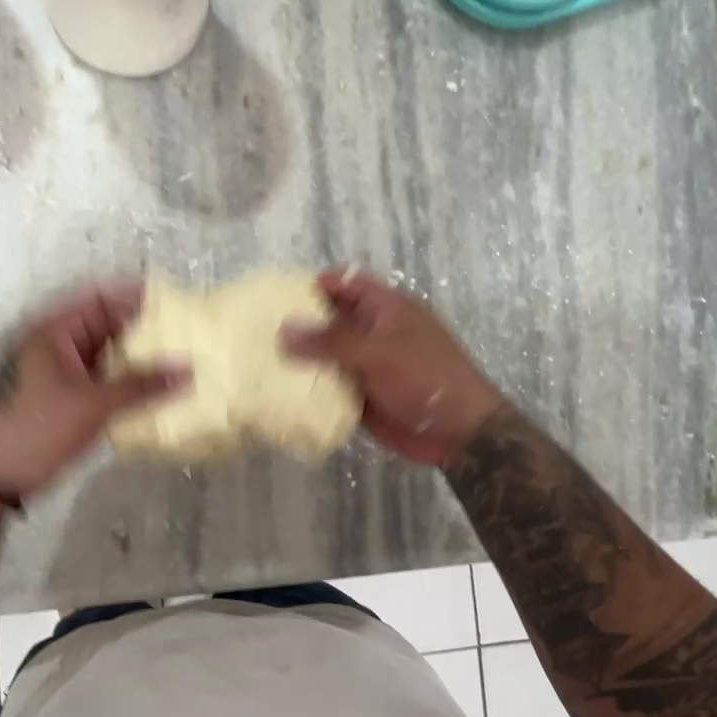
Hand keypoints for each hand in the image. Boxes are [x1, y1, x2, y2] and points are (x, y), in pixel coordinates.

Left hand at [0, 283, 187, 500]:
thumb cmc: (35, 429)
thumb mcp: (92, 405)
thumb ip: (142, 386)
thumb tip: (189, 369)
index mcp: (55, 333)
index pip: (102, 301)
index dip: (137, 301)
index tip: (178, 310)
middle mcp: (57, 347)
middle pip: (106, 329)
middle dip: (144, 334)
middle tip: (187, 341)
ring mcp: (60, 375)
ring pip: (106, 359)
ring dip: (137, 363)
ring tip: (180, 366)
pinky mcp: (64, 402)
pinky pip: (102, 384)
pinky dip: (126, 387)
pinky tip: (155, 396)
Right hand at [281, 267, 504, 465]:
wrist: (459, 432)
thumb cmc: (427, 379)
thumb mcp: (379, 353)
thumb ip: (331, 342)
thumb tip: (282, 330)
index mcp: (385, 309)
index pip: (343, 284)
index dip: (312, 286)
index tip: (275, 299)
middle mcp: (373, 333)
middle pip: (329, 321)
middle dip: (298, 326)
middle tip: (256, 334)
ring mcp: (368, 367)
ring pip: (327, 358)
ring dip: (301, 363)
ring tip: (259, 365)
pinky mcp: (363, 398)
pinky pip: (331, 390)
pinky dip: (311, 392)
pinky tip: (281, 396)